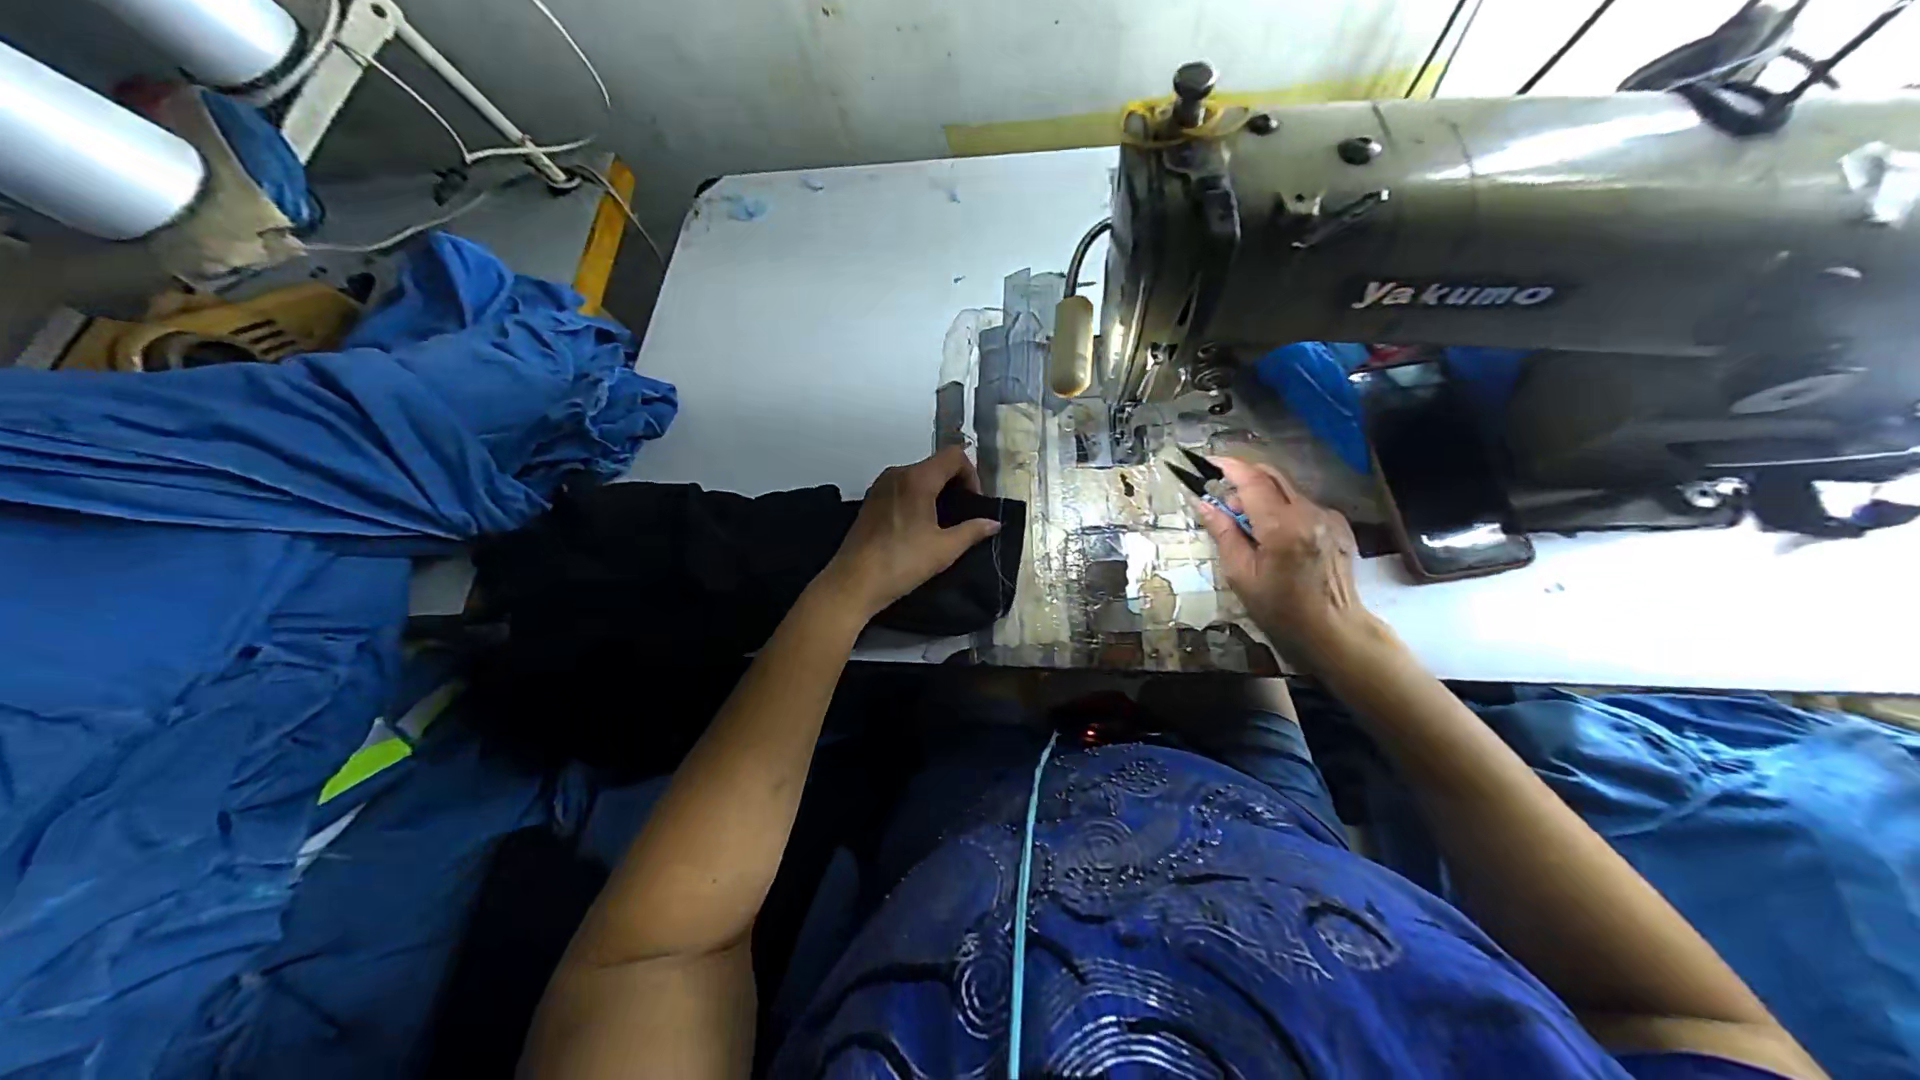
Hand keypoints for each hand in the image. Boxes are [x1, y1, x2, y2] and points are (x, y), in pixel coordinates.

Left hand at [816, 446, 1002, 621]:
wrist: (854, 582)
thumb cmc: (902, 562)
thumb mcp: (944, 549)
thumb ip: (973, 531)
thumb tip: (994, 523)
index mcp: (917, 478)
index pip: (954, 456)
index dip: (972, 474)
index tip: (974, 503)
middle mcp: (897, 473)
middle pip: (936, 464)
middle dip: (955, 483)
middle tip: (964, 513)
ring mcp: (880, 485)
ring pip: (918, 475)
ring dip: (936, 490)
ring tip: (944, 521)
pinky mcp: (871, 499)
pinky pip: (902, 486)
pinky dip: (918, 496)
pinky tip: (920, 525)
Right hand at [1192, 457, 1372, 657]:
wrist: (1334, 629)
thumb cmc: (1280, 609)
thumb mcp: (1241, 575)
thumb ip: (1224, 534)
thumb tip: (1205, 505)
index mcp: (1283, 527)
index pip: (1253, 482)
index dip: (1230, 467)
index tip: (1209, 462)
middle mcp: (1309, 513)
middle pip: (1273, 476)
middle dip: (1244, 479)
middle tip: (1224, 501)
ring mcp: (1327, 516)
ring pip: (1287, 490)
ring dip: (1262, 497)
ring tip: (1247, 526)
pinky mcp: (1337, 524)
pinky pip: (1302, 504)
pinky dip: (1281, 509)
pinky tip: (1274, 536)